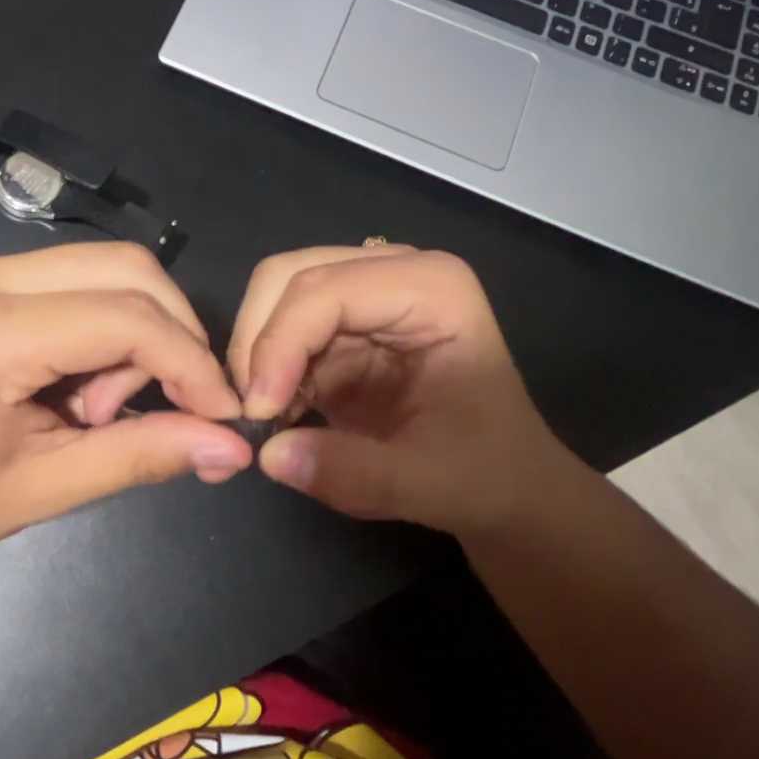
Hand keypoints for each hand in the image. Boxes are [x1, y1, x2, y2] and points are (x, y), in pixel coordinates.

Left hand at [0, 243, 251, 562]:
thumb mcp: (46, 489)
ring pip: (109, 267)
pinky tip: (84, 384)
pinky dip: (109, 324)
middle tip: (165, 408)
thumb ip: (140, 455)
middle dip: (172, 336)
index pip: (125, 318)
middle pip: (126, 268)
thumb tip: (232, 447)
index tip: (225, 414)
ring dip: (138, 332)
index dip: (190, 362)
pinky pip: (81, 278)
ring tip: (102, 407)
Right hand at [229, 246, 582, 536]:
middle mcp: (393, 272)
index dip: (281, 343)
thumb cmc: (487, 476)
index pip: (326, 290)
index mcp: (432, 289)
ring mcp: (363, 293)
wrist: (507, 486)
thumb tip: (267, 455)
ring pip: (274, 295)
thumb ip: (350, 472)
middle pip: (289, 276)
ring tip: (263, 413)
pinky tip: (274, 411)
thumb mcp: (428, 485)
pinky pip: (278, 327)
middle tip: (251, 408)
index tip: (258, 409)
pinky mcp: (339, 323)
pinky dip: (262, 367)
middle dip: (259, 340)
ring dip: (255, 353)